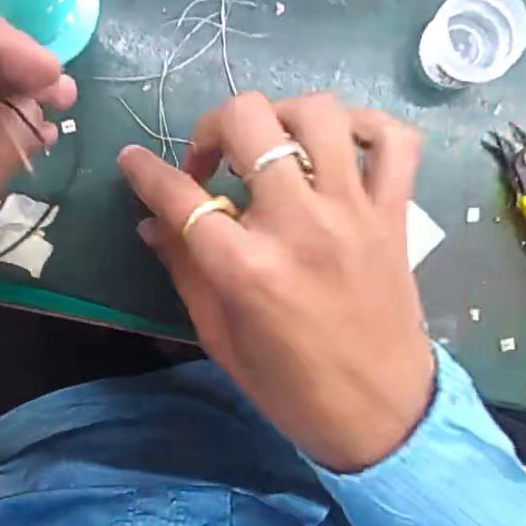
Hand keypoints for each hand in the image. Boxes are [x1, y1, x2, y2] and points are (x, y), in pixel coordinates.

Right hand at [118, 92, 434, 471]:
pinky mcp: (394, 214)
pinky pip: (393, 139)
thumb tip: (151, 222)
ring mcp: (354, 212)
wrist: (379, 412)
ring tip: (266, 152)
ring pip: (319, 113)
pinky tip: (331, 148)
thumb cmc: (285, 384)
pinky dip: (360, 127)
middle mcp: (299, 225)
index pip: (180, 196)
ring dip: (278, 118)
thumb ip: (183, 268)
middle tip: (206, 165)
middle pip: (249, 124)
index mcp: (245, 267)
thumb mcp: (216, 333)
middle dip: (210, 129)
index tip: (130, 159)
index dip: (145, 171)